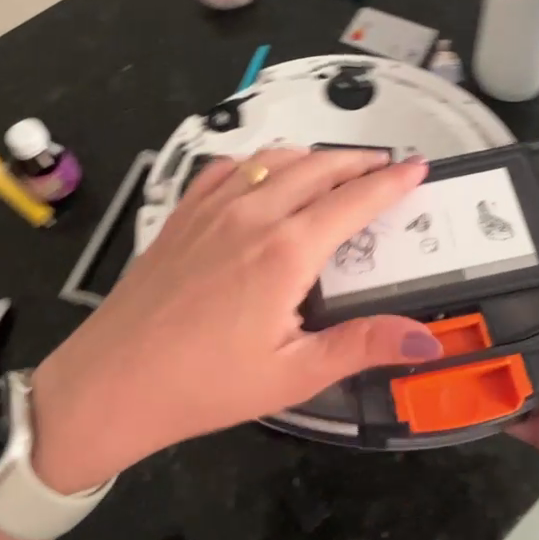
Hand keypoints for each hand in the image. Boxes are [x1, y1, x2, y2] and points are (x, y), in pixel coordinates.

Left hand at [28, 148, 441, 491]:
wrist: (115, 380)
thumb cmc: (205, 383)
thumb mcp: (293, 373)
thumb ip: (362, 345)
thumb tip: (423, 336)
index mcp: (286, 251)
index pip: (354, 200)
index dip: (392, 181)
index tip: (417, 167)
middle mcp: (252, 214)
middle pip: (318, 167)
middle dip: (358, 161)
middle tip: (385, 166)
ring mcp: (212, 208)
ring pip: (273, 158)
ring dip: (313, 156)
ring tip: (335, 167)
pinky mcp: (182, 213)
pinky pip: (226, 167)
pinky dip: (257, 159)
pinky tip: (263, 171)